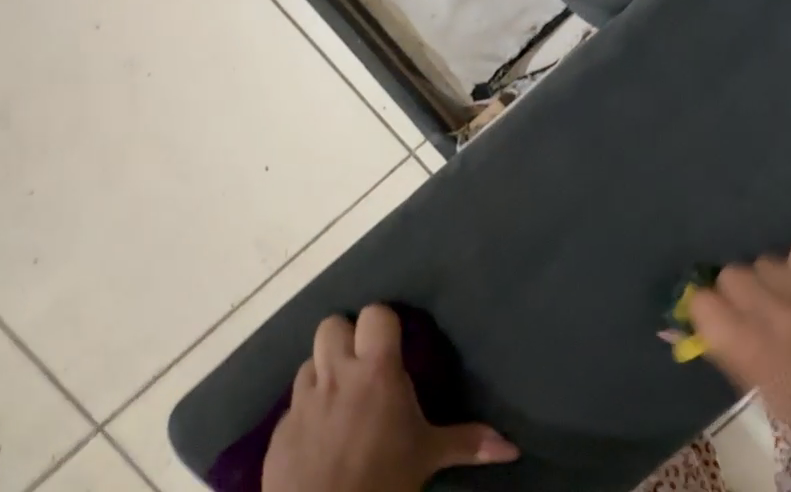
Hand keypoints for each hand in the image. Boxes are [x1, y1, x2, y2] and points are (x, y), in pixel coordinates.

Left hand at [262, 304, 517, 491]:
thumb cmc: (382, 478)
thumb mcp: (428, 457)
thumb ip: (468, 442)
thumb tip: (512, 448)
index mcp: (376, 371)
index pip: (375, 314)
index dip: (384, 322)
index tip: (394, 340)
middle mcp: (336, 375)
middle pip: (332, 325)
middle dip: (347, 336)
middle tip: (365, 359)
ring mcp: (302, 402)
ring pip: (308, 361)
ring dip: (324, 370)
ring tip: (342, 393)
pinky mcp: (278, 432)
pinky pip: (292, 405)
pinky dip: (307, 410)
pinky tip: (321, 433)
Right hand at [688, 240, 790, 452]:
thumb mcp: (752, 386)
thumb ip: (722, 348)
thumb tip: (697, 317)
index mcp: (748, 347)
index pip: (702, 301)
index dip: (706, 307)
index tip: (716, 316)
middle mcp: (773, 314)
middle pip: (731, 273)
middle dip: (736, 291)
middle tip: (752, 309)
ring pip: (764, 261)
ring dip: (768, 279)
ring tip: (784, 299)